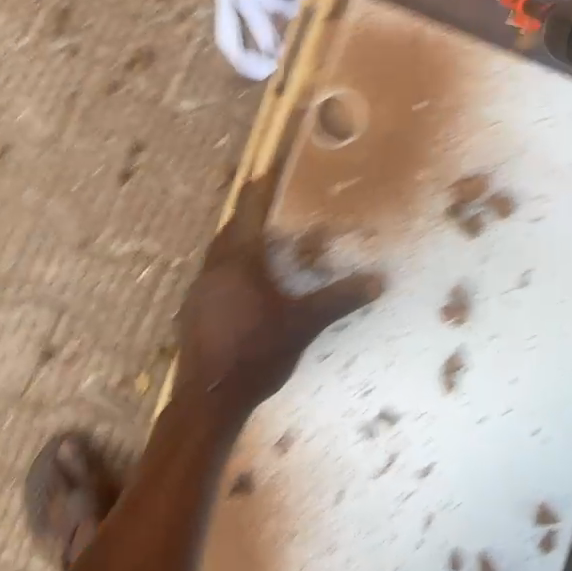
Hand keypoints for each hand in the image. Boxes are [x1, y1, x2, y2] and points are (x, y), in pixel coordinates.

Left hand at [175, 173, 383, 420]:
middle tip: (268, 210)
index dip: (258, 191)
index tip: (265, 172)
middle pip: (229, 232)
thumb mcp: (304, 323)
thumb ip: (339, 299)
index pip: (248, 213)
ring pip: (218, 256)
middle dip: (247, 218)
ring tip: (260, 249)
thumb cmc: (258, 351)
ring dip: (236, 246)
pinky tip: (244, 291)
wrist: (210, 398)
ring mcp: (198, 292)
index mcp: (239, 261)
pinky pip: (212, 280)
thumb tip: (379, 281)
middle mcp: (214, 269)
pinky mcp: (192, 314)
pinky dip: (228, 273)